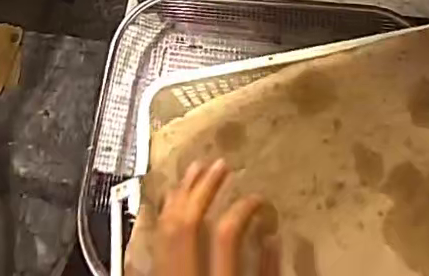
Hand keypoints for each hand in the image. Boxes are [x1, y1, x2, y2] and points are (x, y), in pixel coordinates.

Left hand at [150, 158, 277, 275]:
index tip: (258, 198)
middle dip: (205, 187)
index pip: (227, 234)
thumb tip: (274, 238)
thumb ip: (265, 273)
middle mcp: (185, 274)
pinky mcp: (155, 274)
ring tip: (197, 167)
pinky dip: (165, 213)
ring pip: (165, 228)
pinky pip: (154, 240)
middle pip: (187, 223)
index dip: (244, 209)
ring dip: (182, 193)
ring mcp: (164, 274)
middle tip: (221, 163)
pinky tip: (174, 196)